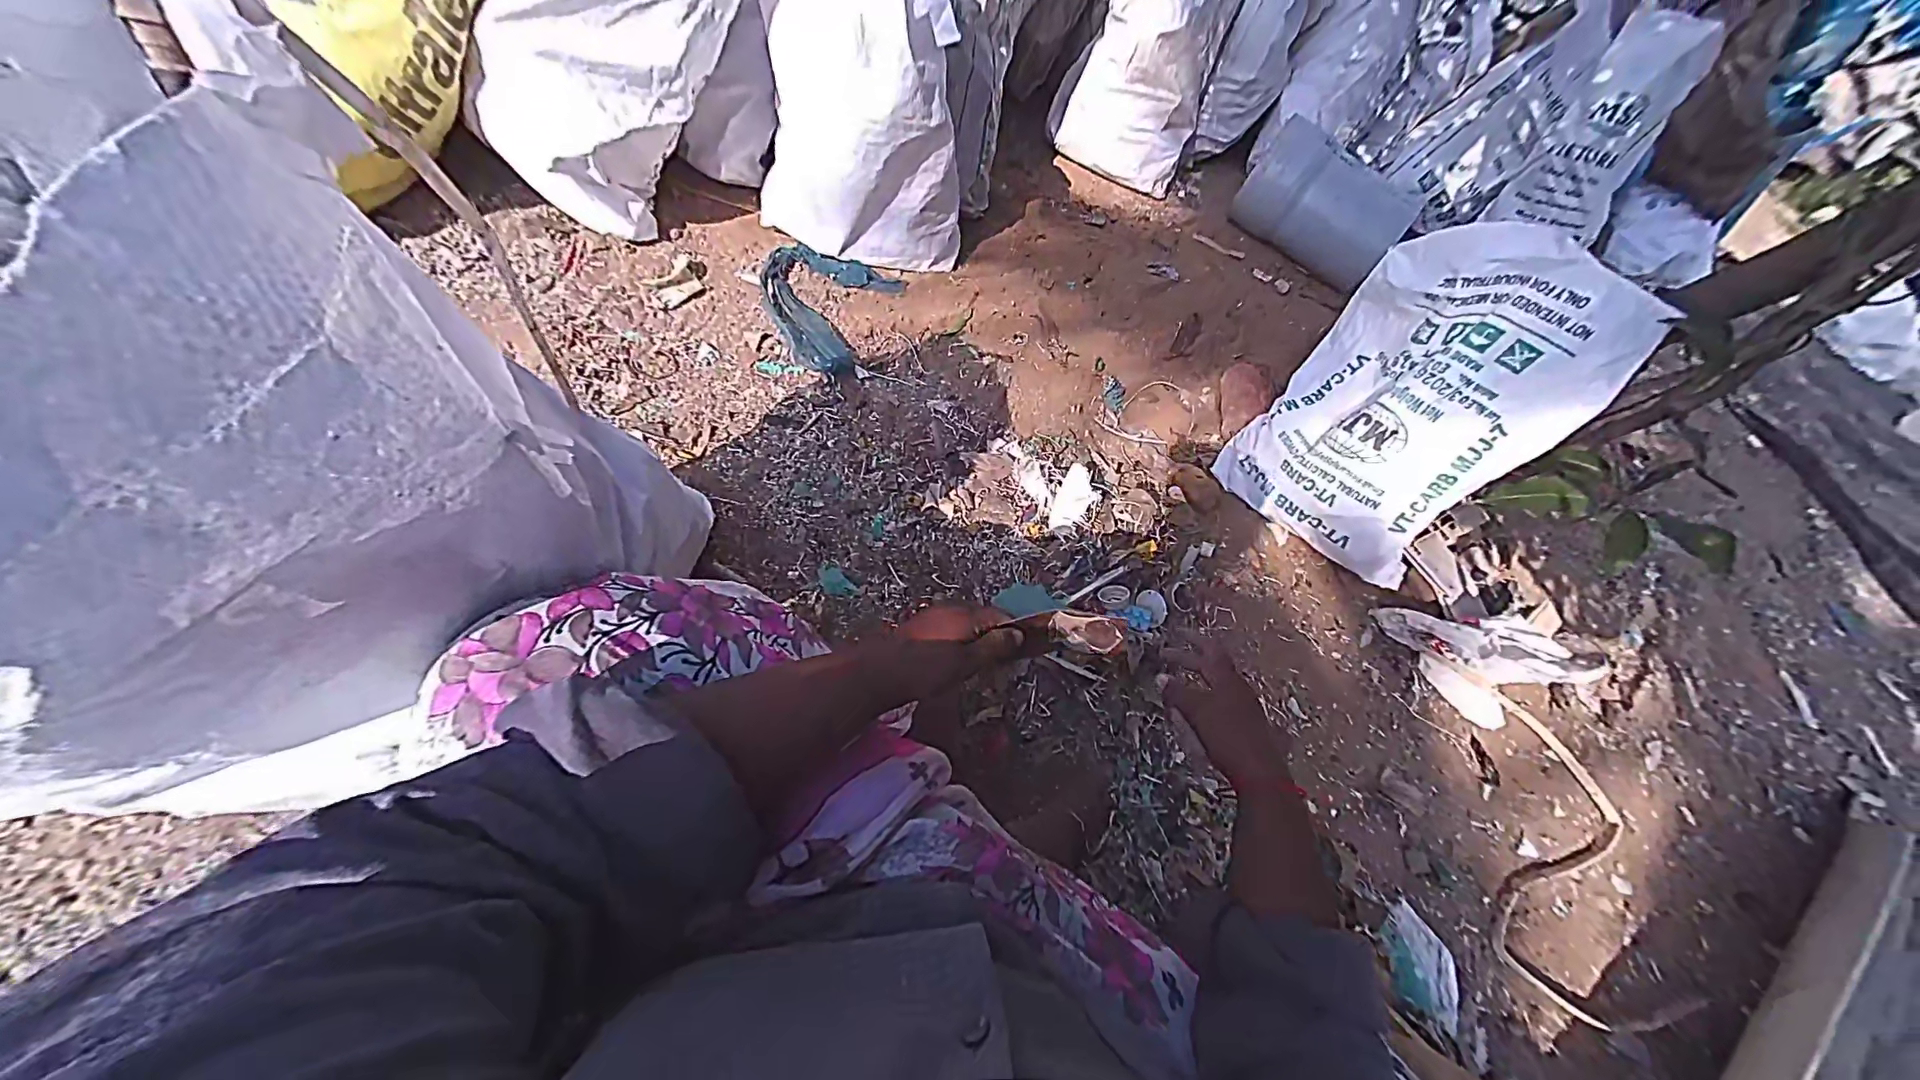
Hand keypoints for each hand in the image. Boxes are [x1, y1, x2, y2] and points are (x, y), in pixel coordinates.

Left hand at [890, 602, 1025, 694]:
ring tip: (977, 665)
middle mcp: (951, 609)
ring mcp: (933, 616)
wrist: (878, 672)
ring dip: (976, 640)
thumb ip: (993, 647)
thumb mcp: (965, 663)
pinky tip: (952, 661)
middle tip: (1000, 662)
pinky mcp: (920, 627)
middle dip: (995, 636)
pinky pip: (949, 629)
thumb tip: (1017, 634)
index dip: (1014, 632)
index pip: (1001, 615)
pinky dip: (958, 642)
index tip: (1019, 652)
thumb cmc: (925, 670)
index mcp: (966, 614)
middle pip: (983, 618)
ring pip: (965, 624)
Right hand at [1163, 642, 1294, 796]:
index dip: (1193, 639)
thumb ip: (1178, 693)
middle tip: (1167, 655)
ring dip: (1196, 677)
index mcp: (1227, 680)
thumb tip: (1161, 677)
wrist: (1260, 772)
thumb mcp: (1197, 712)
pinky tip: (1196, 707)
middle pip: (1212, 665)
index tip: (1176, 632)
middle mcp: (1237, 688)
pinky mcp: (1245, 723)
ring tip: (1178, 679)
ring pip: (1216, 682)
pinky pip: (1220, 699)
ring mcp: (1244, 705)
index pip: (1210, 650)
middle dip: (1189, 658)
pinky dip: (1203, 694)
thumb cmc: (1227, 737)